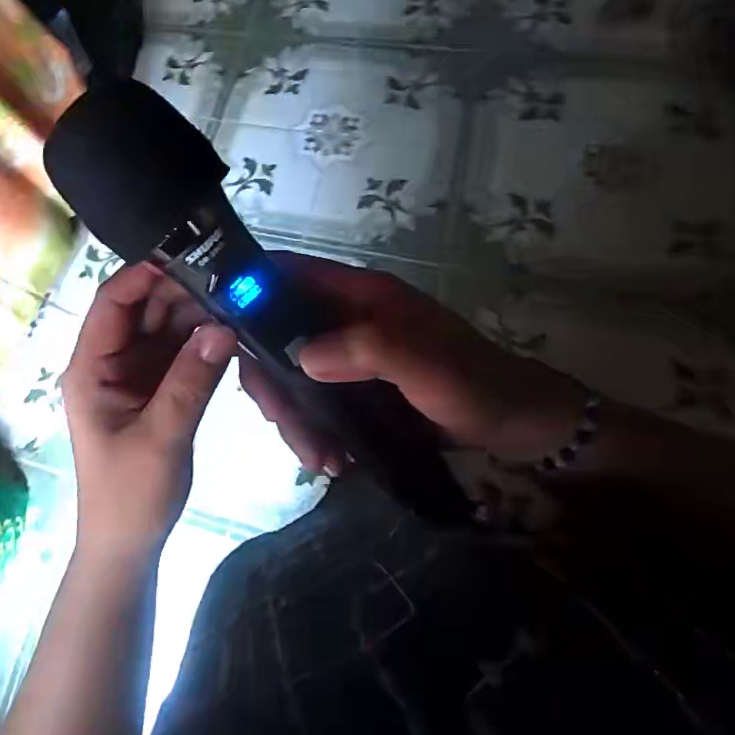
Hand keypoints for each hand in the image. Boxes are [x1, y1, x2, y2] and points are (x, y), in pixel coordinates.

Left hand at [62, 263, 237, 555]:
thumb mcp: (161, 437)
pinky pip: (183, 351)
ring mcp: (137, 373)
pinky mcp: (160, 387)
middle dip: (183, 292)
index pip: (112, 303)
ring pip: (167, 326)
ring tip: (241, 300)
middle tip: (233, 281)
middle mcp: (112, 362)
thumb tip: (224, 328)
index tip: (192, 259)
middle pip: (144, 309)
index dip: (145, 275)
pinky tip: (236, 328)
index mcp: (91, 368)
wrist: (129, 543)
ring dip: (199, 313)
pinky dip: (206, 339)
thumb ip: (190, 382)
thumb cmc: (130, 495)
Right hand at [237, 253, 583, 469]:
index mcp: (362, 297)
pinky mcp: (355, 393)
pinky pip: (313, 405)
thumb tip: (299, 356)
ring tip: (316, 458)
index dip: (250, 286)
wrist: (514, 428)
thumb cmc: (473, 385)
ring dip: (293, 417)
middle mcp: (348, 321)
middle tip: (281, 422)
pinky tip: (329, 461)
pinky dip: (312, 432)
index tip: (220, 326)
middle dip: (269, 379)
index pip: (290, 273)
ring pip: (291, 376)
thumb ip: (367, 349)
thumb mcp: (425, 363)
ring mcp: (350, 359)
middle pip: (278, 334)